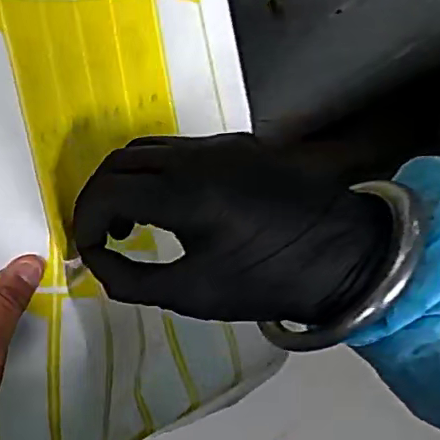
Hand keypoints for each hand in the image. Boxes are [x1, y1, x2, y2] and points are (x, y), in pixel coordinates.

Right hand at [70, 134, 392, 324]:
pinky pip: (174, 150)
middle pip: (117, 163)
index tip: (87, 250)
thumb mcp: (186, 294)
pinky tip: (161, 207)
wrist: (355, 259)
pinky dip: (149, 175)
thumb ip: (125, 278)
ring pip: (143, 149)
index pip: (107, 193)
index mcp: (187, 195)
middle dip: (95, 200)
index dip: (84, 223)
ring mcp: (222, 146)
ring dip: (120, 183)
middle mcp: (200, 159)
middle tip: (97, 235)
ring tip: (126, 222)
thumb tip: (94, 259)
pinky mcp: (239, 145)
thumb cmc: (267, 282)